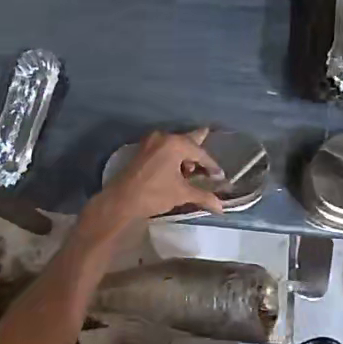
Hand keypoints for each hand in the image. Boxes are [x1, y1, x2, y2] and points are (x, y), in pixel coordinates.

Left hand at [88, 128, 224, 226]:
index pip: (200, 153)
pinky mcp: (143, 151)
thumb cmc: (154, 194)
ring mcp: (151, 142)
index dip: (212, 166)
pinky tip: (178, 169)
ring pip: (175, 145)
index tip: (220, 176)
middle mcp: (163, 137)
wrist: (120, 201)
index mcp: (175, 144)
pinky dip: (173, 156)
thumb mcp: (182, 194)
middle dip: (199, 146)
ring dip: (185, 155)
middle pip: (188, 141)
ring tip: (194, 170)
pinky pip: (164, 149)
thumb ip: (203, 196)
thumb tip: (221, 207)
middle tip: (211, 136)